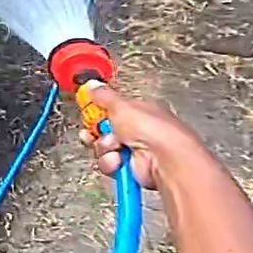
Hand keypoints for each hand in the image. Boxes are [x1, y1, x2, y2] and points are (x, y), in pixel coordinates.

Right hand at [75, 86, 201, 187]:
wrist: (164, 160)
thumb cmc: (152, 129)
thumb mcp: (120, 105)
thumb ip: (103, 96)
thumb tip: (92, 84)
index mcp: (139, 111)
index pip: (111, 109)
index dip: (97, 112)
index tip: (89, 113)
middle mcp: (137, 130)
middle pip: (104, 131)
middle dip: (96, 133)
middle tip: (95, 132)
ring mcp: (135, 150)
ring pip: (103, 148)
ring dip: (104, 148)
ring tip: (116, 147)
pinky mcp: (131, 168)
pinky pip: (109, 164)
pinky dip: (111, 163)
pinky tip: (120, 160)